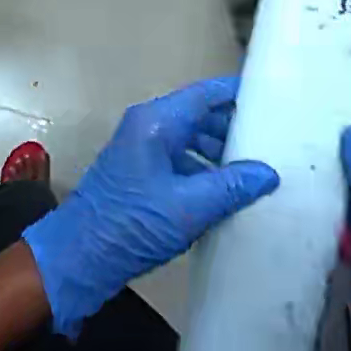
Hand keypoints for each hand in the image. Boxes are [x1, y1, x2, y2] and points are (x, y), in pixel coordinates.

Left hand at [23, 77, 280, 336]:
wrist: (79, 257)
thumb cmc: (132, 223)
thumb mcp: (187, 208)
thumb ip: (230, 187)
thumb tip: (268, 172)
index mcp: (156, 122)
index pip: (203, 94)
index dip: (235, 93)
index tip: (270, 97)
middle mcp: (148, 126)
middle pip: (198, 114)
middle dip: (232, 126)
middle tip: (270, 142)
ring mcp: (142, 149)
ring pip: (189, 137)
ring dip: (218, 151)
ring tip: (253, 170)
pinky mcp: (141, 172)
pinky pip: (179, 158)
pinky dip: (203, 168)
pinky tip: (225, 191)